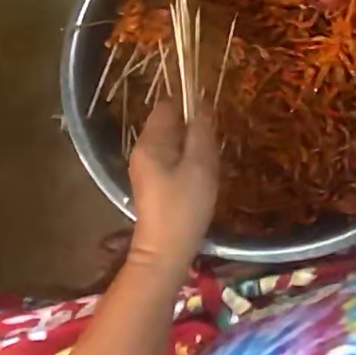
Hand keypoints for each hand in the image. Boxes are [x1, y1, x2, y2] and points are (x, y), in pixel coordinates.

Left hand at [126, 101, 216, 274]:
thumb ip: (201, 132)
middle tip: (214, 142)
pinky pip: (169, 159)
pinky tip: (200, 177)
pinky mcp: (151, 183)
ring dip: (191, 146)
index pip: (166, 105)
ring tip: (209, 161)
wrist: (165, 250)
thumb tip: (202, 105)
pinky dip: (185, 161)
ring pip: (170, 143)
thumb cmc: (184, 206)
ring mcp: (144, 167)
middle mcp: (141, 150)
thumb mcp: (200, 165)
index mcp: (150, 141)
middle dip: (191, 127)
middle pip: (168, 124)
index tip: (210, 115)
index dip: (188, 104)